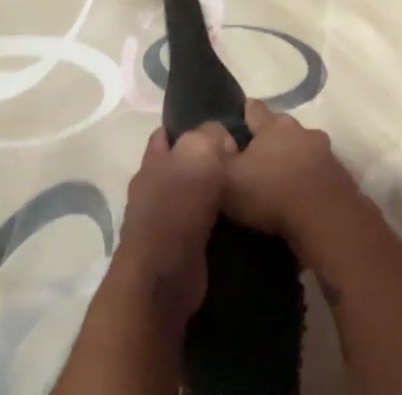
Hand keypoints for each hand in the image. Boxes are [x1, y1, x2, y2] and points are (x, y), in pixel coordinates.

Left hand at [115, 124, 236, 323]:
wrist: (165, 275)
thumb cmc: (177, 207)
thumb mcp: (197, 153)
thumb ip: (210, 135)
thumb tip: (223, 141)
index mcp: (153, 162)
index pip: (166, 134)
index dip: (189, 126)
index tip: (222, 126)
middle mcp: (154, 188)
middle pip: (182, 164)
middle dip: (208, 158)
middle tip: (243, 155)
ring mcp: (165, 220)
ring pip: (195, 193)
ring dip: (216, 189)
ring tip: (248, 183)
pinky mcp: (180, 247)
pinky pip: (203, 221)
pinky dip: (220, 216)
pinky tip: (242, 213)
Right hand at [222, 99, 360, 246]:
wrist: (324, 216)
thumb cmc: (270, 193)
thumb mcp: (228, 178)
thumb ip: (217, 155)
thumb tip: (215, 137)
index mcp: (273, 126)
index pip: (256, 109)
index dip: (246, 110)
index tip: (241, 110)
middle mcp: (301, 130)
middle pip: (282, 126)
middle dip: (271, 134)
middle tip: (257, 148)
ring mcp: (324, 149)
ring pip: (302, 145)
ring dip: (292, 153)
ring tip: (279, 170)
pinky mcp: (338, 171)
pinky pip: (317, 166)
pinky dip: (307, 172)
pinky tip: (300, 186)